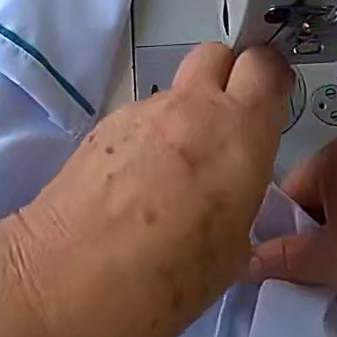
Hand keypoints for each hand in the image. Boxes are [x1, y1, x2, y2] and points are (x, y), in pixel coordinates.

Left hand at [0, 44, 292, 336]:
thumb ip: (237, 195)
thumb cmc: (169, 277)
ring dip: (178, 122)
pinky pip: (134, 122)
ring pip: (170, 96)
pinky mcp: (96, 129)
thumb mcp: (232, 247)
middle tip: (220, 132)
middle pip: (213, 57)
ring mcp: (136, 114)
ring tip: (163, 181)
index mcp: (236, 131)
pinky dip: (141, 140)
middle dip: (223, 81)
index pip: (264, 65)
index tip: (265, 107)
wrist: (67, 278)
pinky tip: (127, 187)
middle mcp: (187, 109)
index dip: (268, 81)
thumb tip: (222, 183)